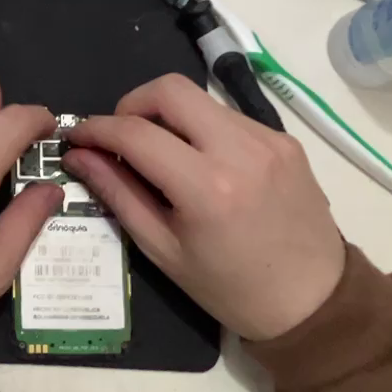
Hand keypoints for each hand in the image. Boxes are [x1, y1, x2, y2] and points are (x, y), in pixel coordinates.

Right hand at [62, 74, 345, 340]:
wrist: (314, 302)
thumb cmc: (229, 288)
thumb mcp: (162, 249)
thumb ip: (117, 193)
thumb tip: (78, 155)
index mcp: (207, 187)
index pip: (135, 132)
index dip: (96, 129)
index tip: (77, 137)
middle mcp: (241, 149)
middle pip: (170, 89)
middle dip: (131, 104)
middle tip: (119, 137)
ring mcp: (268, 138)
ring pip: (199, 98)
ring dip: (167, 116)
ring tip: (158, 153)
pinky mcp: (284, 138)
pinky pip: (227, 115)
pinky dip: (200, 128)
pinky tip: (198, 161)